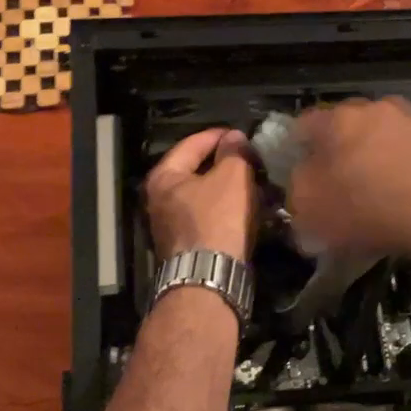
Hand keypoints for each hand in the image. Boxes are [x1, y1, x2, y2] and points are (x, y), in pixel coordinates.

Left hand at [145, 128, 256, 259]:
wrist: (209, 277)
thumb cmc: (217, 219)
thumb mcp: (232, 177)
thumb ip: (234, 152)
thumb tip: (234, 138)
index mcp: (163, 177)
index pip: (191, 144)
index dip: (218, 136)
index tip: (241, 134)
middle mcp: (159, 199)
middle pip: (194, 171)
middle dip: (222, 164)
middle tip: (248, 158)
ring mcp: (169, 226)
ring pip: (202, 196)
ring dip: (226, 188)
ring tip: (252, 183)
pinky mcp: (184, 246)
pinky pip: (206, 217)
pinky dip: (224, 210)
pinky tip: (244, 210)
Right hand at [287, 97, 410, 269]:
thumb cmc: (367, 212)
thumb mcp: (309, 210)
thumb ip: (295, 186)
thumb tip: (302, 177)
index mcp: (338, 119)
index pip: (303, 125)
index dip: (297, 150)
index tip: (301, 175)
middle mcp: (376, 107)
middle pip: (346, 127)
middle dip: (340, 151)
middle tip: (340, 184)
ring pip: (383, 135)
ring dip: (376, 156)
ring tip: (379, 191)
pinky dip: (407, 166)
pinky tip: (409, 194)